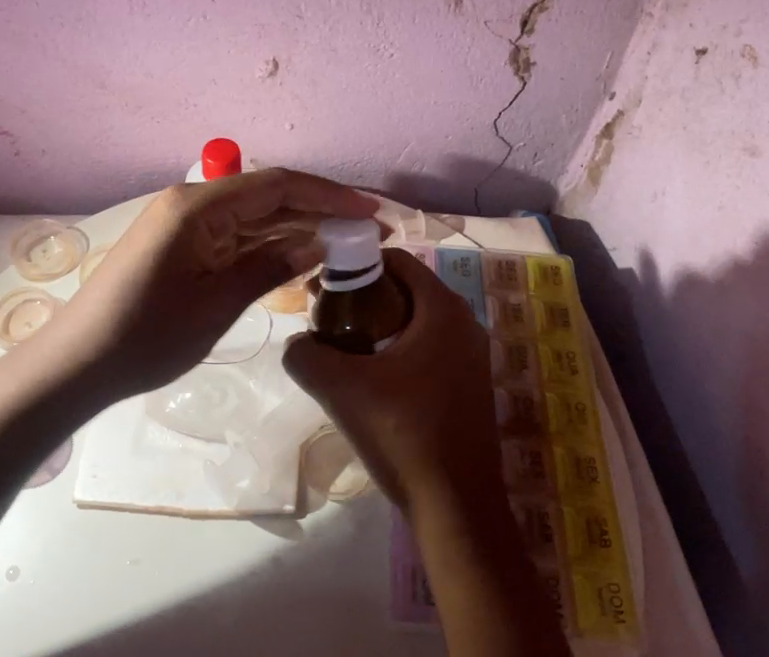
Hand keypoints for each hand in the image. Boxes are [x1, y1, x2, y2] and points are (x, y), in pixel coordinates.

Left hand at [53, 169, 378, 397]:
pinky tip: (303, 256)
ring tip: (349, 245)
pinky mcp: (183, 247)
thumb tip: (318, 244)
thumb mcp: (217, 305)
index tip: (371, 211)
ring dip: (300, 228)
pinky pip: (238, 237)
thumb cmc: (146, 336)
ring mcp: (187, 225)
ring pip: (257, 217)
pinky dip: (271, 246)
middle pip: (270, 196)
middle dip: (321, 211)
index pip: (278, 185)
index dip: (329, 195)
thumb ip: (269, 268)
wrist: (76, 365)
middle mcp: (194, 204)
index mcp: (199, 206)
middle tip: (370, 232)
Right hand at [283, 248, 505, 511]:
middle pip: (404, 290)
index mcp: (443, 309)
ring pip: (415, 323)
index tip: (321, 288)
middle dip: (362, 298)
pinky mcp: (469, 386)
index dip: (355, 265)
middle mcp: (465, 323)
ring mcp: (472, 357)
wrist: (456, 507)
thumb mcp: (341, 388)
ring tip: (342, 353)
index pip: (395, 260)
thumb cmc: (403, 433)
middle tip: (325, 321)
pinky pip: (427, 350)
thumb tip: (296, 343)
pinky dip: (397, 353)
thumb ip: (306, 355)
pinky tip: (371, 384)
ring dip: (378, 328)